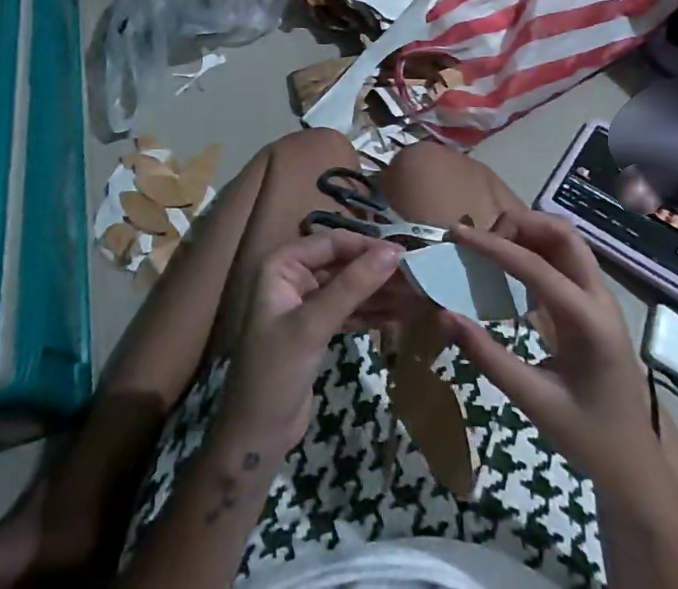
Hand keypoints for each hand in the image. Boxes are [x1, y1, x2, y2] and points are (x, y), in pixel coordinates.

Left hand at [220, 230, 404, 447]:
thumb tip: (393, 253)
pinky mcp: (316, 328)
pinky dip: (372, 311)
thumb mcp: (313, 325)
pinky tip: (401, 314)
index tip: (407, 255)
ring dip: (380, 291)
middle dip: (378, 270)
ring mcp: (304, 304)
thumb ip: (352, 286)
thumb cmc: (275, 372)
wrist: (257, 434)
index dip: (368, 246)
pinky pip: (349, 309)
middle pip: (342, 263)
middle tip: (420, 276)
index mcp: (280, 266)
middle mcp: (291, 277)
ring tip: (419, 294)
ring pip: (349, 287)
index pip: (331, 243)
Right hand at [441, 212, 657, 487]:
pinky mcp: (593, 305)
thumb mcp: (533, 401)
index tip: (457, 235)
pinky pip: (565, 260)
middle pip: (563, 234)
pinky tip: (508, 271)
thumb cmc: (587, 436)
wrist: (634, 464)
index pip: (537, 266)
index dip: (494, 246)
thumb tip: (444, 314)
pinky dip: (535, 249)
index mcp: (589, 322)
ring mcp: (601, 299)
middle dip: (519, 224)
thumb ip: (488, 356)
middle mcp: (600, 299)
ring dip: (528, 232)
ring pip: (566, 241)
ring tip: (489, 250)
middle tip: (478, 243)